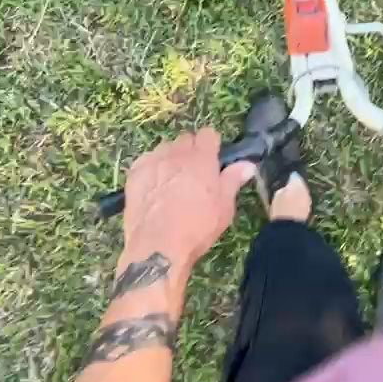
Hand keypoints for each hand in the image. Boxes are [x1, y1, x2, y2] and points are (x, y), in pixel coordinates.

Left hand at [120, 129, 256, 272]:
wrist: (157, 248)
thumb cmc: (197, 228)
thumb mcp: (224, 208)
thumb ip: (233, 180)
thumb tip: (247, 164)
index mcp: (202, 157)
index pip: (208, 134)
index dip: (211, 145)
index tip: (213, 159)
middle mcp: (177, 152)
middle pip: (186, 139)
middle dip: (191, 151)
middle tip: (194, 173)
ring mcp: (154, 160)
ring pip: (165, 148)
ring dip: (171, 158)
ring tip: (172, 181)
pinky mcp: (135, 173)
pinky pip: (146, 161)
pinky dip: (152, 169)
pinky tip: (153, 187)